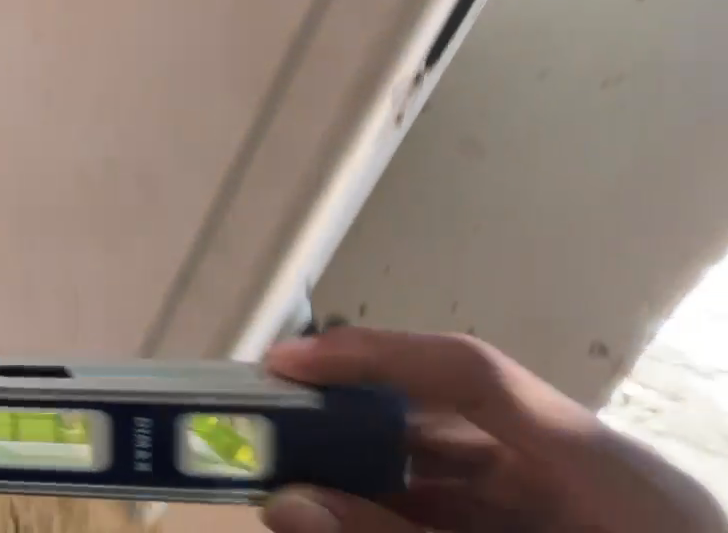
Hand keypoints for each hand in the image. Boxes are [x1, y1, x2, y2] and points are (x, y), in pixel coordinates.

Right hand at [259, 327, 725, 532]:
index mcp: (599, 464)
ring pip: (449, 461)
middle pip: (446, 411)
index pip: (467, 369)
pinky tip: (353, 512)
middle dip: (353, 419)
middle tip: (272, 423)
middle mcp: (584, 468)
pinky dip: (404, 506)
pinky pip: (466, 501)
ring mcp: (576, 503)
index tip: (282, 365)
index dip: (368, 355)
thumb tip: (280, 507)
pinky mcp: (557, 526)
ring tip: (300, 475)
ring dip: (369, 469)